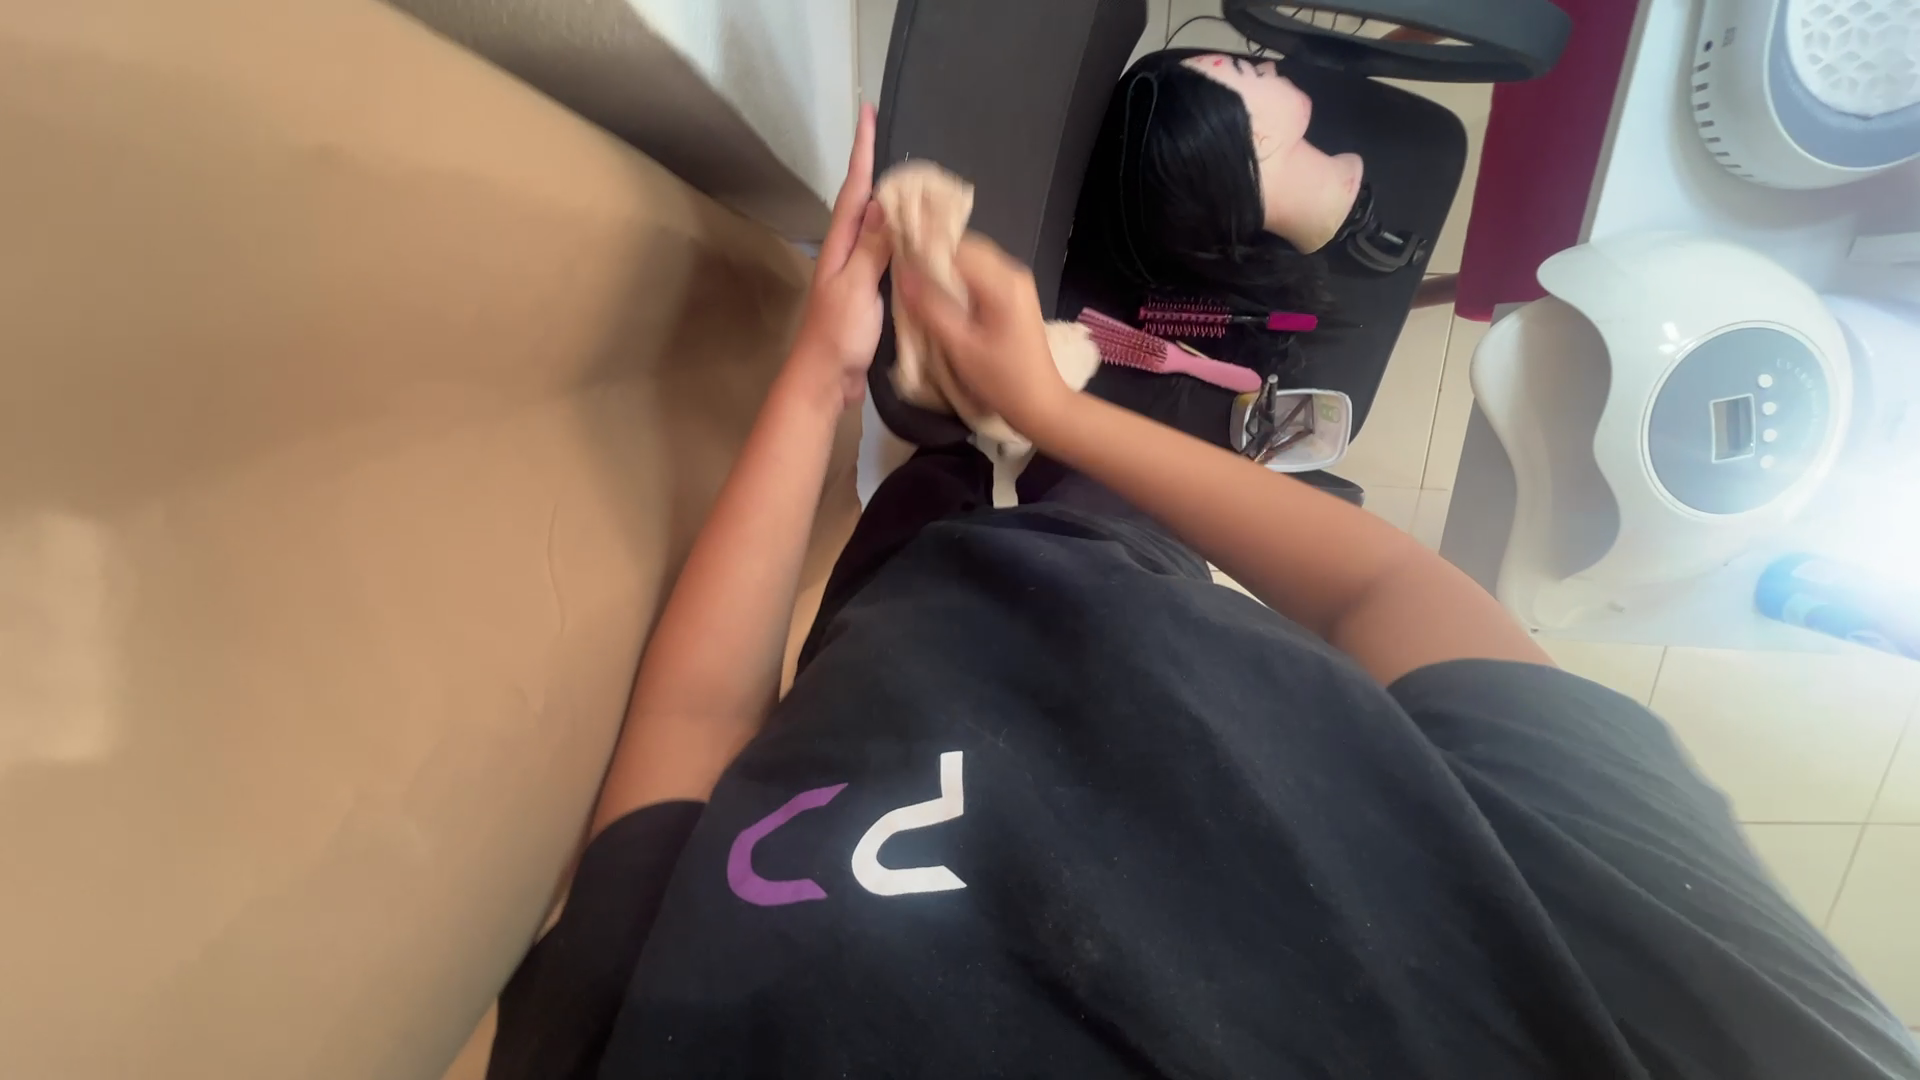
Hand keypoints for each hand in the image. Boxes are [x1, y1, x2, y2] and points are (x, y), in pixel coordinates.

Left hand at [789, 103, 890, 407]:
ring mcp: (857, 275)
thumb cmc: (837, 334)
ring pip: (878, 231)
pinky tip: (916, 243)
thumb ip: (871, 248)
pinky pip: (887, 259)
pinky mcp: (869, 296)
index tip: (866, 112)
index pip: (854, 190)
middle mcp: (847, 254)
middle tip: (900, 146)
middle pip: (865, 205)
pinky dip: (901, 243)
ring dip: (893, 207)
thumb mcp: (855, 287)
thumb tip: (883, 202)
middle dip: (879, 173)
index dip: (861, 152)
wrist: (827, 378)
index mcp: (840, 247)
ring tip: (916, 188)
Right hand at [895, 234, 1071, 434]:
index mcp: (1003, 283)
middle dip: (934, 256)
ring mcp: (1017, 283)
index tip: (898, 257)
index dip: (925, 248)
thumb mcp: (961, 348)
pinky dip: (959, 279)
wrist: (1040, 403)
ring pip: (973, 260)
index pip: (957, 248)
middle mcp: (1013, 273)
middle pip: (966, 248)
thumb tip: (903, 275)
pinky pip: (981, 274)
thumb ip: (931, 309)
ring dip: (945, 268)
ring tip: (918, 284)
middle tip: (904, 271)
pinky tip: (942, 296)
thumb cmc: (1002, 380)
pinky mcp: (1015, 295)